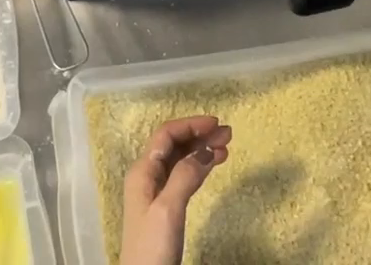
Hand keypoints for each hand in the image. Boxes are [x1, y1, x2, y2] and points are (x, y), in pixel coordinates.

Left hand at [120, 115, 231, 264]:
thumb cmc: (153, 246)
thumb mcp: (168, 209)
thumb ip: (184, 176)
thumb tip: (203, 150)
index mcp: (143, 170)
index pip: (166, 135)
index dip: (190, 125)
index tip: (215, 123)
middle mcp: (147, 175)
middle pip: (174, 145)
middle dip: (199, 135)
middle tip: (228, 133)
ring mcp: (155, 191)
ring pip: (179, 159)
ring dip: (201, 150)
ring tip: (226, 147)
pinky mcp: (164, 206)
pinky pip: (182, 176)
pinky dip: (199, 167)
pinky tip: (213, 165)